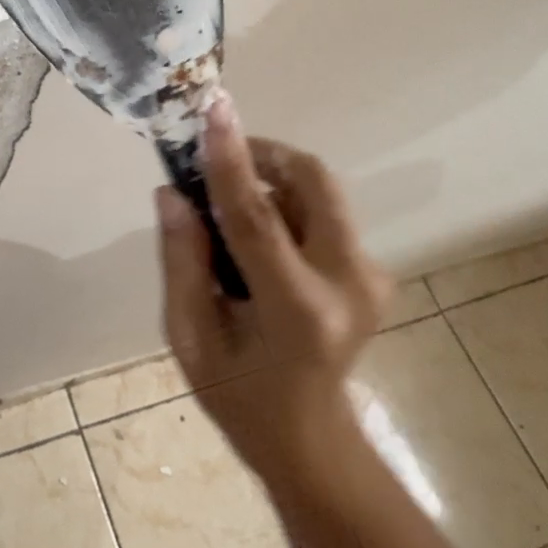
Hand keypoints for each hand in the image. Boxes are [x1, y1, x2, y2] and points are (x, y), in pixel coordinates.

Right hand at [155, 90, 392, 481]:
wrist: (308, 437)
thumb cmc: (236, 394)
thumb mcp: (189, 335)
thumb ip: (182, 260)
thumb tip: (172, 193)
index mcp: (297, 308)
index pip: (257, 217)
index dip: (229, 160)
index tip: (212, 110)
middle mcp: (348, 283)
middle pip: (313, 183)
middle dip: (263, 156)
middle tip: (216, 162)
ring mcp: (371, 277)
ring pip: (320, 193)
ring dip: (272, 184)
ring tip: (228, 214)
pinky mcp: (375, 272)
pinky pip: (323, 215)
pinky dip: (286, 209)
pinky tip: (258, 243)